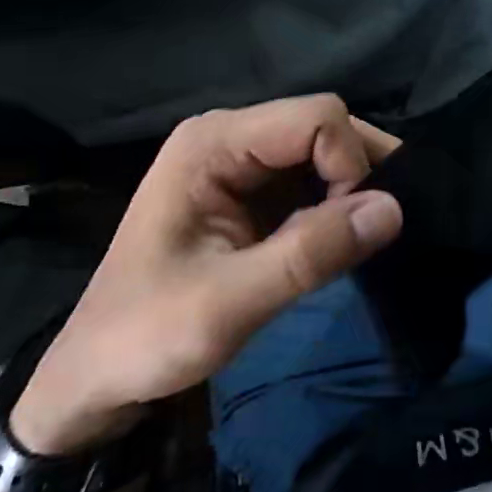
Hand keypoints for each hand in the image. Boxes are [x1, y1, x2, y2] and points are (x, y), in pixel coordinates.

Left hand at [12, 95, 403, 453]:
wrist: (98, 373)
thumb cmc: (148, 335)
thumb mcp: (231, 303)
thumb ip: (312, 252)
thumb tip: (393, 209)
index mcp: (213, 144)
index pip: (317, 118)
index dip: (349, 163)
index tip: (351, 227)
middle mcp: (230, 137)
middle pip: (326, 124)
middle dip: (359, 171)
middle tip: (372, 230)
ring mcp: (242, 161)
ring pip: (328, 148)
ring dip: (354, 188)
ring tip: (358, 238)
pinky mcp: (254, 189)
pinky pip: (316, 176)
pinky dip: (340, 201)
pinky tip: (341, 237)